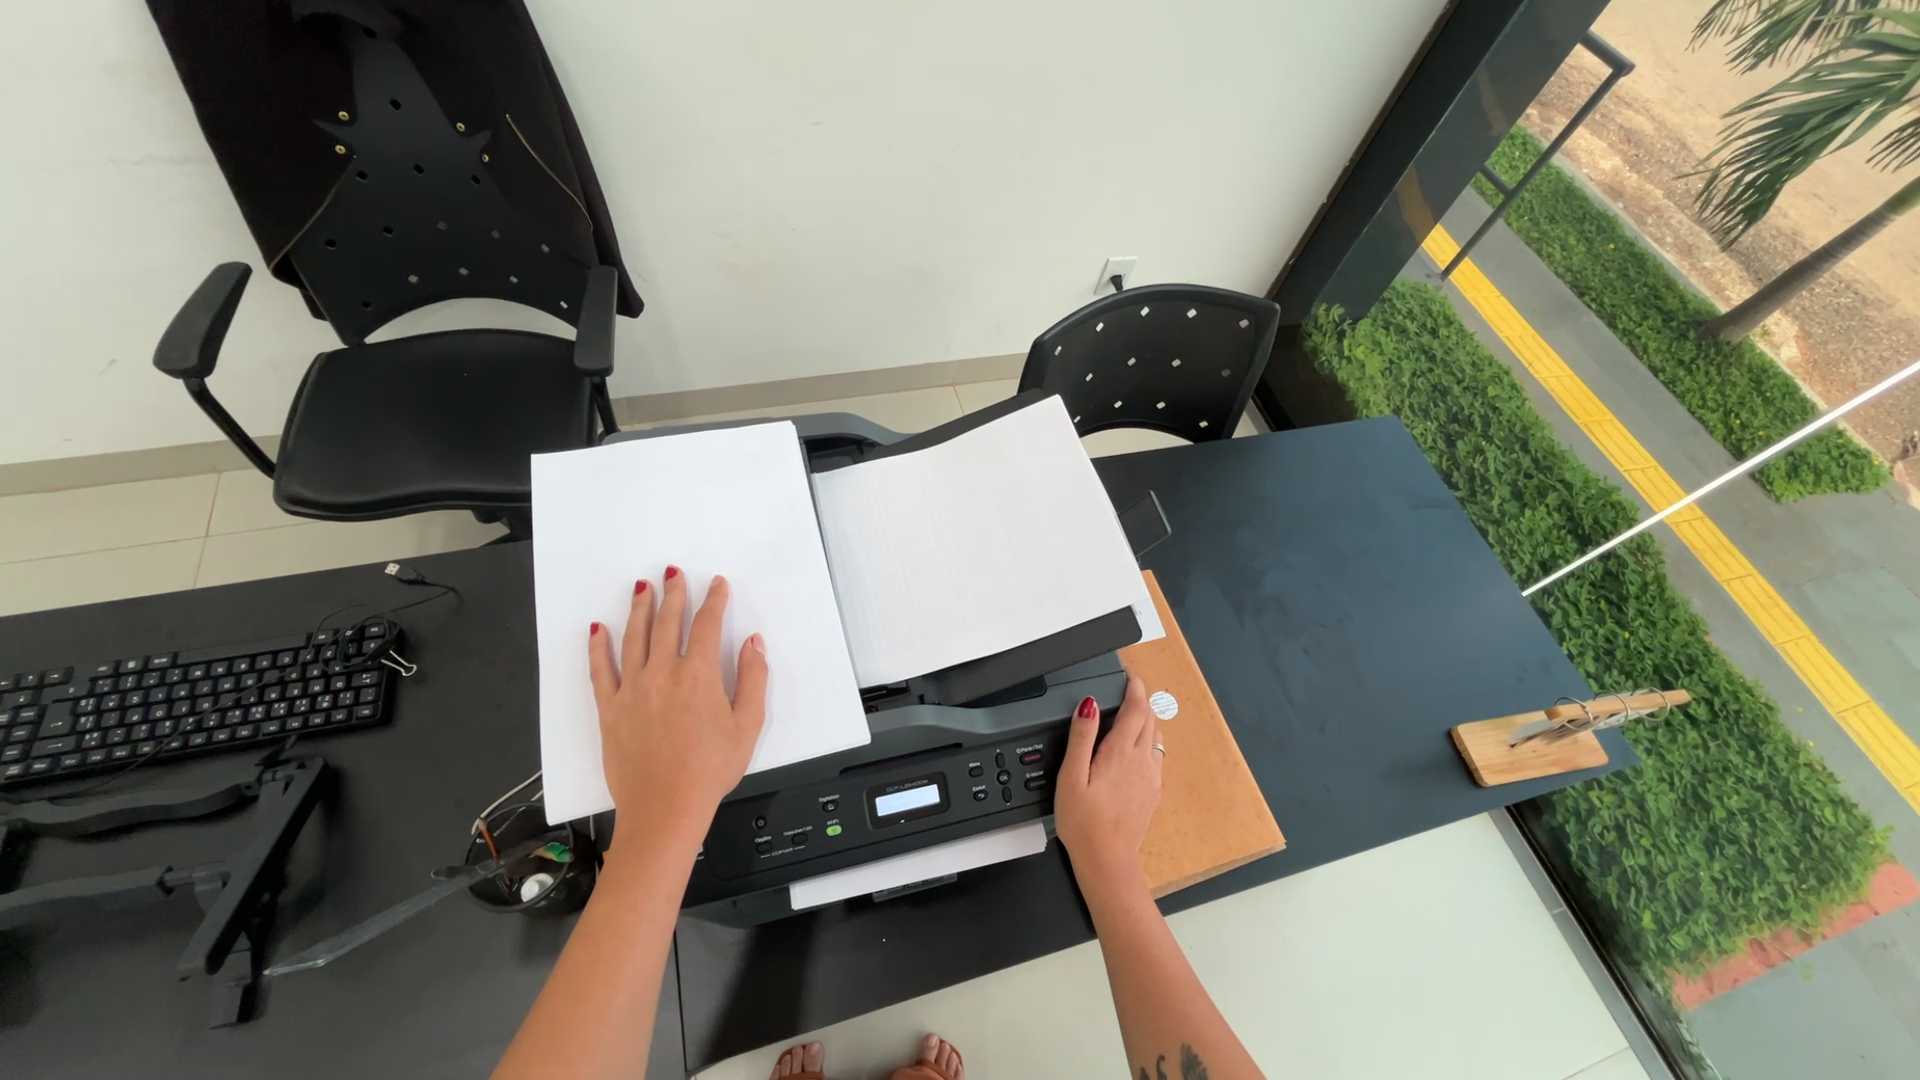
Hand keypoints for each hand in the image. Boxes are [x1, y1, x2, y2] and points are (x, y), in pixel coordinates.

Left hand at [587, 568, 768, 844]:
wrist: (665, 808)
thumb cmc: (710, 770)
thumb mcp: (747, 725)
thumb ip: (754, 679)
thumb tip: (753, 643)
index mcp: (699, 676)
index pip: (707, 625)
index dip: (714, 601)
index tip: (717, 585)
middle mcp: (663, 673)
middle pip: (668, 623)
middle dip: (674, 593)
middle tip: (674, 573)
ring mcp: (633, 689)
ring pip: (635, 637)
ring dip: (640, 608)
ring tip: (642, 587)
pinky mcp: (610, 709)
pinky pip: (601, 670)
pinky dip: (598, 647)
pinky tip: (598, 629)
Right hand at [1054, 670, 1162, 892]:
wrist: (1107, 862)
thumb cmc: (1083, 822)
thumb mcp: (1071, 776)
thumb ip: (1081, 737)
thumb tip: (1088, 705)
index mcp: (1122, 752)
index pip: (1137, 707)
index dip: (1135, 685)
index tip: (1128, 674)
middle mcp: (1143, 762)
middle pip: (1150, 718)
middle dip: (1140, 699)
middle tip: (1124, 691)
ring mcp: (1152, 778)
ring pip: (1156, 737)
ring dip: (1146, 720)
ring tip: (1127, 717)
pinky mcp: (1153, 793)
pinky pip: (1156, 757)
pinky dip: (1147, 742)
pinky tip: (1132, 751)